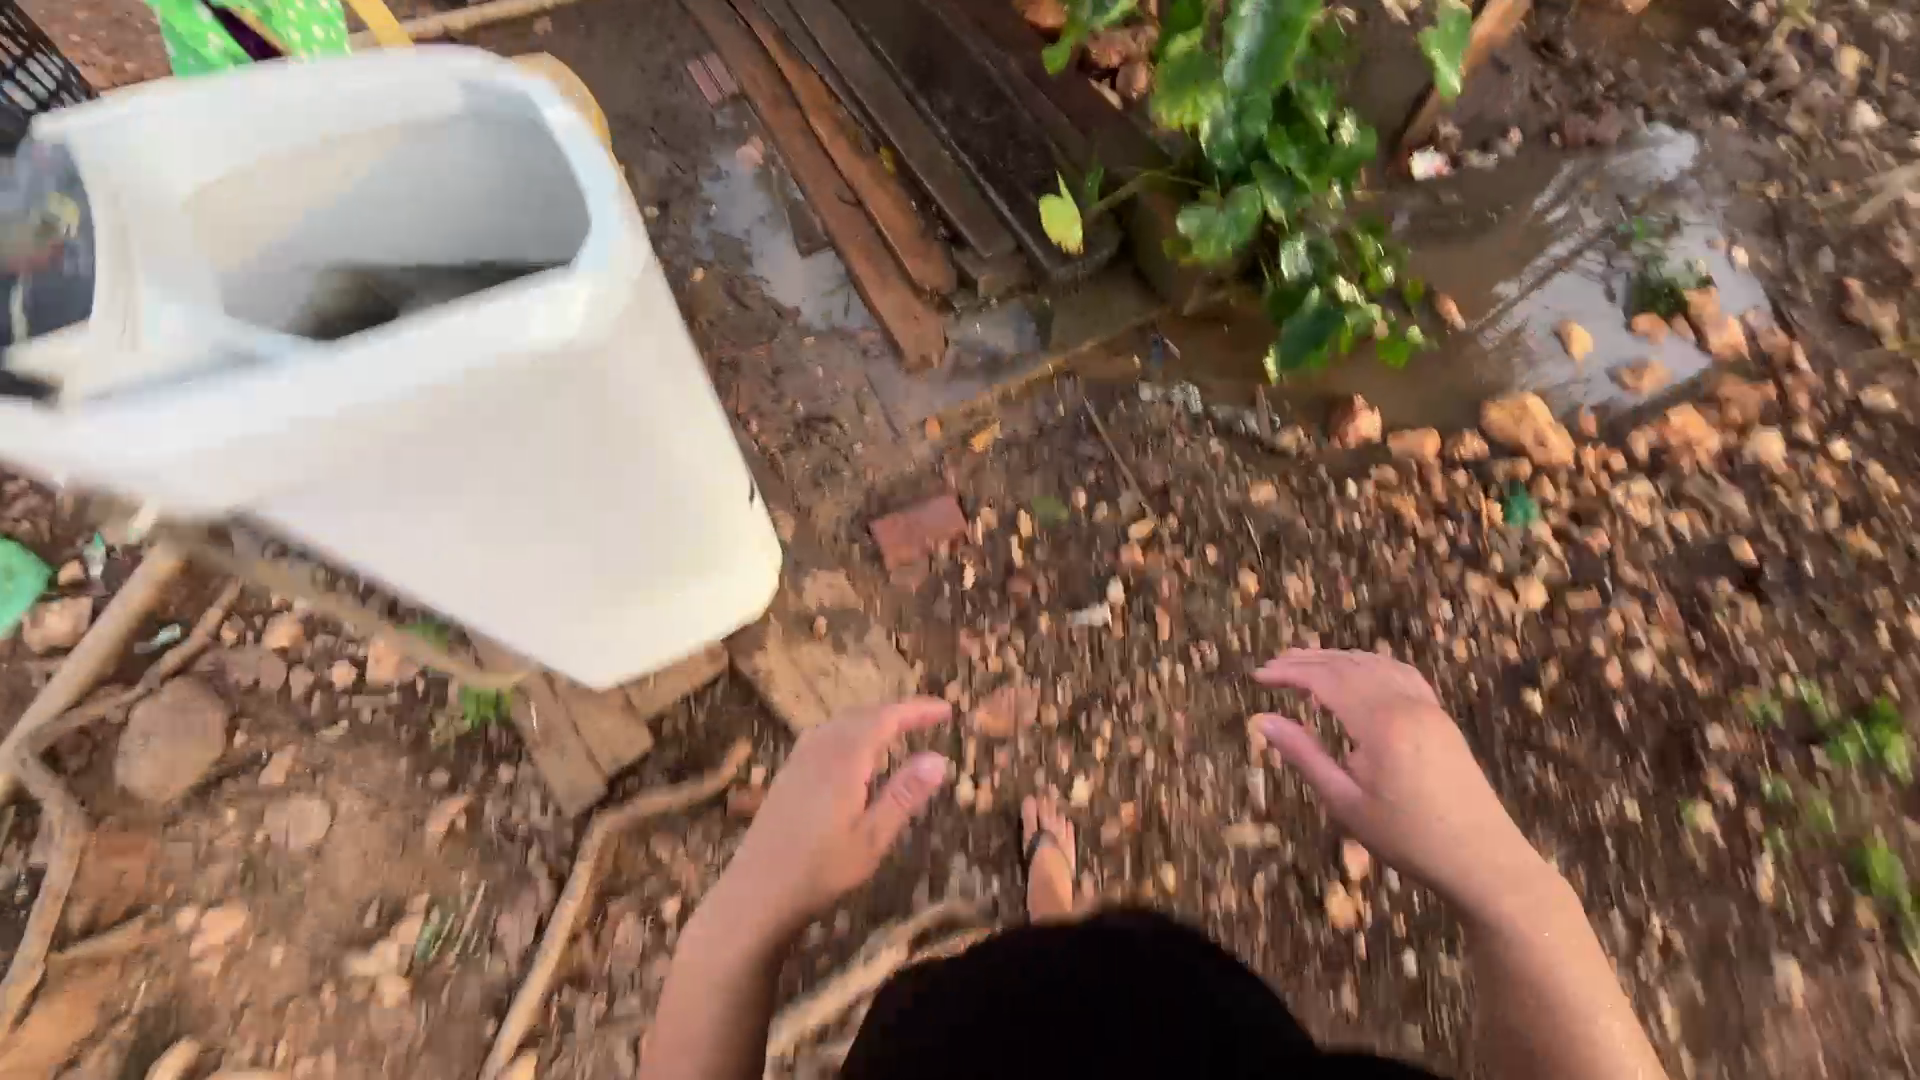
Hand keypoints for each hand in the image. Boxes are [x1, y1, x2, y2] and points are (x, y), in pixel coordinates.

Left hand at [703, 698, 952, 944]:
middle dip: (898, 712)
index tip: (947, 708)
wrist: (755, 893)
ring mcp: (800, 758)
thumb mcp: (872, 839)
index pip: (887, 717)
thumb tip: (939, 759)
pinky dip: (852, 731)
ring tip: (899, 731)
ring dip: (874, 719)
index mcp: (844, 758)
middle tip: (929, 719)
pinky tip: (856, 753)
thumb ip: (904, 795)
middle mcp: (820, 748)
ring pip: (843, 722)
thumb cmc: (819, 870)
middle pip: (864, 714)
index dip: (918, 709)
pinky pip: (826, 735)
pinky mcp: (788, 773)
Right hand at [1253, 649, 1555, 924]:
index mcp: (1380, 724)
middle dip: (1307, 661)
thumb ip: (1303, 754)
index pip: (1325, 680)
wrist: (1484, 861)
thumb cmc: (1407, 838)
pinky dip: (1370, 664)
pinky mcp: (1441, 718)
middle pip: (1348, 665)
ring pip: (1375, 664)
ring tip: (1304, 662)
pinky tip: (1356, 672)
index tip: (1258, 676)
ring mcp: (1429, 708)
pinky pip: (1401, 673)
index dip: (1288, 673)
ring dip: (1337, 658)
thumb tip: (1262, 720)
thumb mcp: (1344, 802)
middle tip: (1272, 665)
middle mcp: (1406, 705)